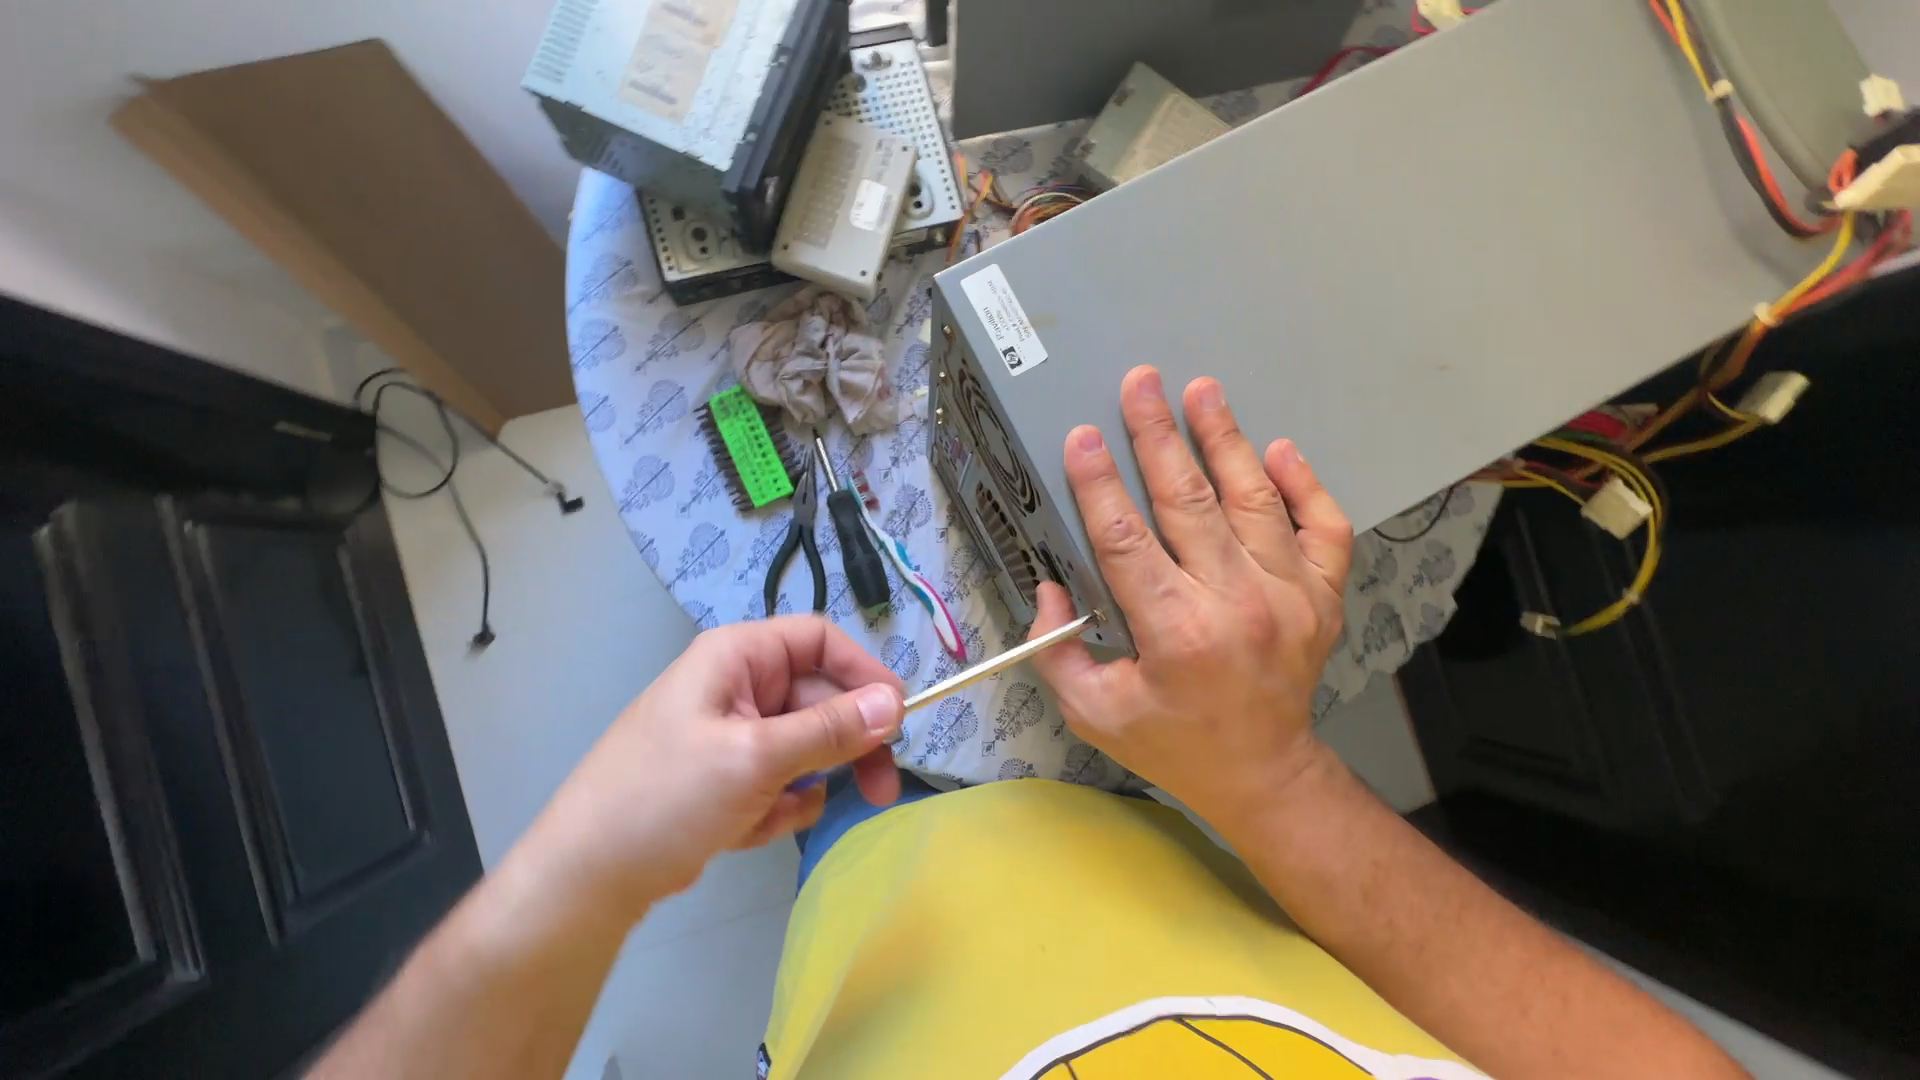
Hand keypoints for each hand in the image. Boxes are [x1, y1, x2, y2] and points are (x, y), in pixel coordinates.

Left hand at [522, 618, 904, 921]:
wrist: (588, 878)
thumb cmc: (666, 797)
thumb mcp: (756, 758)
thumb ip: (831, 730)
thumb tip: (896, 704)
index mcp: (738, 657)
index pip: (820, 642)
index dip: (864, 673)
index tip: (899, 716)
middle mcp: (739, 686)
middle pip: (820, 700)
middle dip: (845, 747)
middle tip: (880, 792)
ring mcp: (734, 733)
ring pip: (806, 746)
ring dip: (802, 785)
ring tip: (774, 816)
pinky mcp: (730, 777)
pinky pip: (782, 780)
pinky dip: (776, 807)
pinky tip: (744, 830)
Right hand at [1030, 366, 1352, 830]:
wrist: (1263, 772)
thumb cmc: (1170, 741)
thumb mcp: (1091, 711)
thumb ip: (1056, 651)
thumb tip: (1051, 586)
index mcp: (1175, 633)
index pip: (1125, 539)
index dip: (1098, 483)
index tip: (1082, 436)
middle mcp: (1236, 603)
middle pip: (1188, 501)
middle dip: (1158, 436)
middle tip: (1141, 382)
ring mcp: (1289, 596)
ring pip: (1253, 500)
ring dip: (1224, 440)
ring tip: (1203, 391)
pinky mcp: (1322, 596)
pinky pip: (1324, 526)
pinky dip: (1304, 483)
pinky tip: (1278, 449)